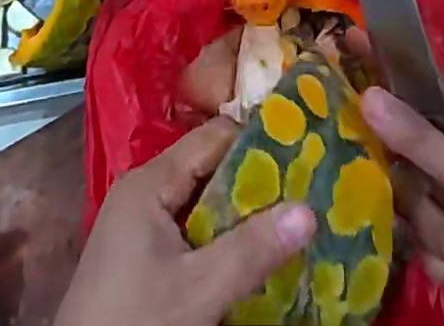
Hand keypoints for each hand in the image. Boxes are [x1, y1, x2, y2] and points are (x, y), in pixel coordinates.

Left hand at [54, 119, 316, 325]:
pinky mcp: (140, 247)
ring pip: (202, 196)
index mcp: (150, 181)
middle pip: (209, 165)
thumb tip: (309, 211)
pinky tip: (251, 244)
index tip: (302, 148)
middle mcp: (143, 187)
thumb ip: (251, 249)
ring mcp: (140, 218)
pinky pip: (190, 221)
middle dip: (254, 176)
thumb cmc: (134, 323)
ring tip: (288, 210)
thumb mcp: (198, 291)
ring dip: (240, 206)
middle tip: (303, 183)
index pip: (214, 137)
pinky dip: (220, 229)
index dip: (258, 139)